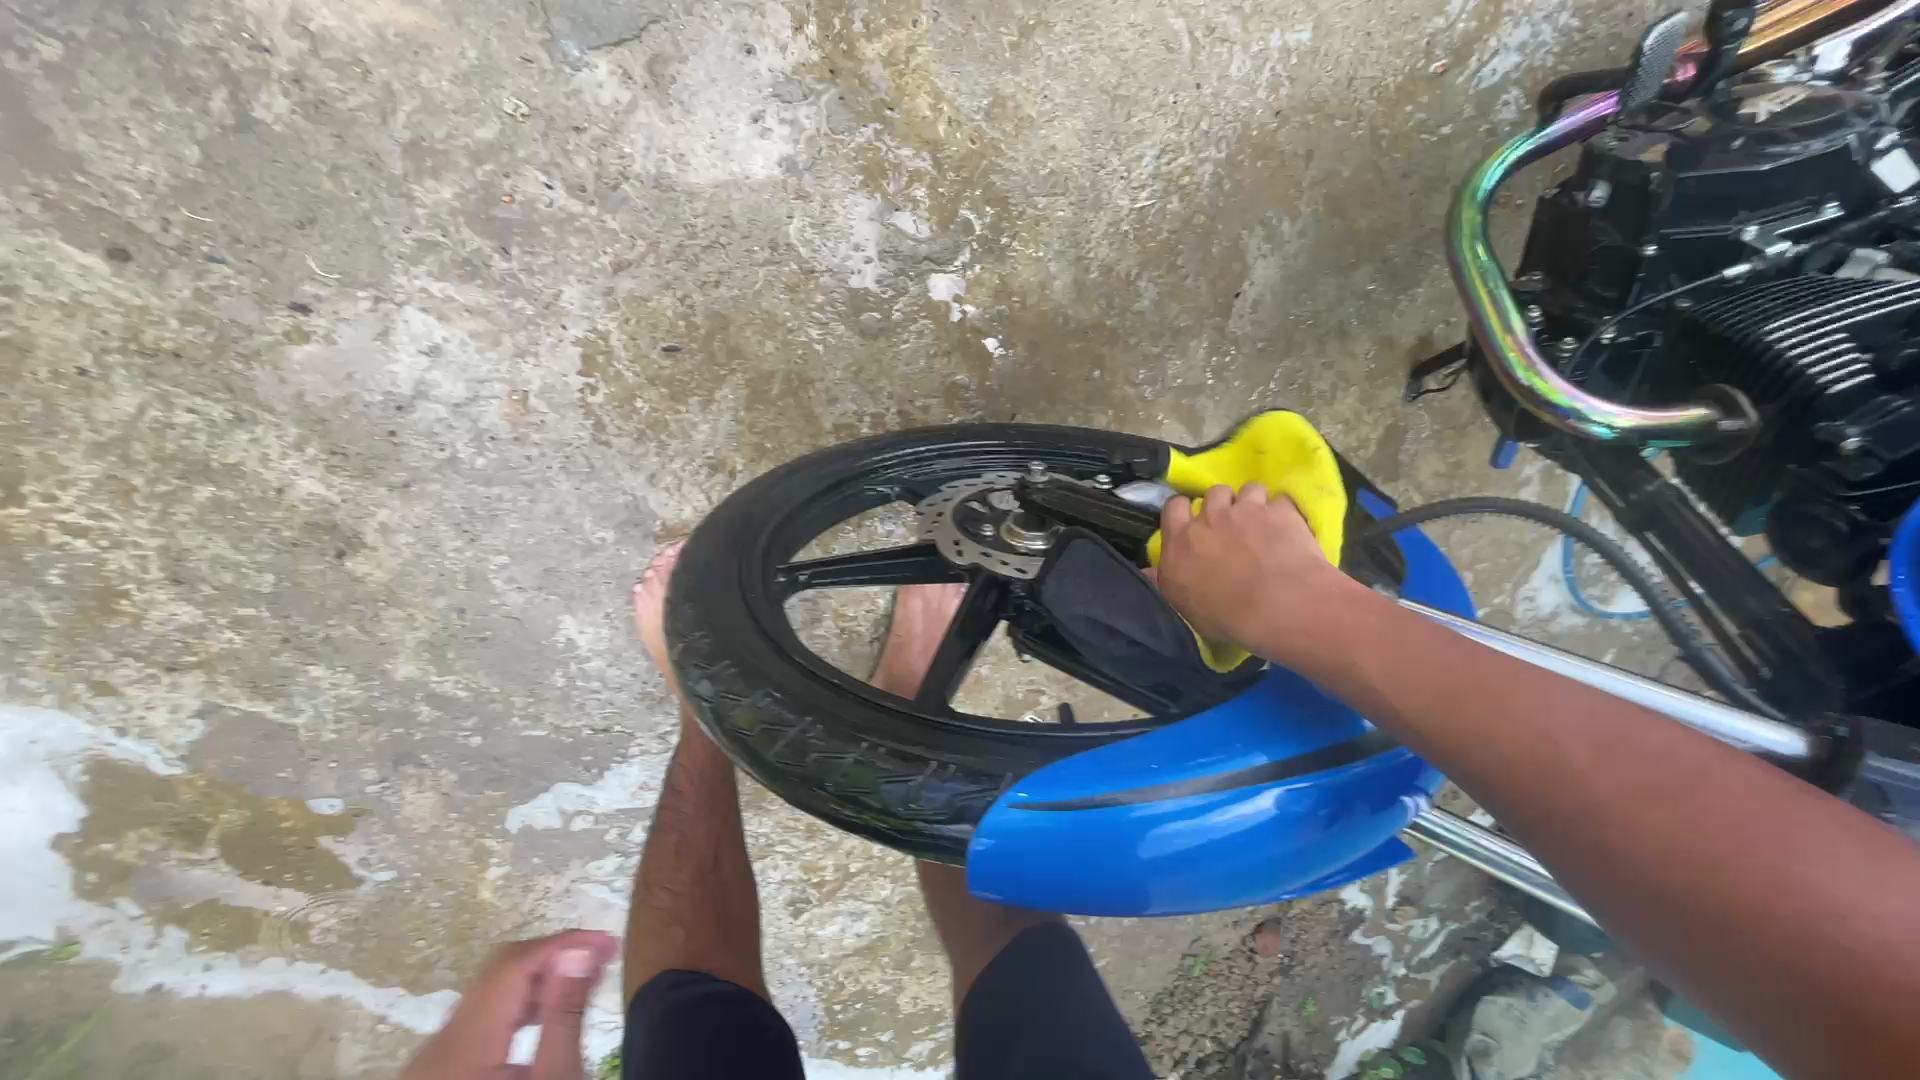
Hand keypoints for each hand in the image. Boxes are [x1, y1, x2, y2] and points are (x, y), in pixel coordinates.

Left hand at [400, 930, 618, 1079]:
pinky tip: (550, 1013)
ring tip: (587, 980)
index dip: (562, 944)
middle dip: (553, 956)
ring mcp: (429, 1064)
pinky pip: (479, 1020)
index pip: (512, 966)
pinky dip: (518, 1006)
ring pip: (487, 995)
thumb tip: (579, 950)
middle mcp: (434, 1048)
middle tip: (604, 958)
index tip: (610, 944)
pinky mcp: (435, 1075)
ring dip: (538, 979)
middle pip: (496, 975)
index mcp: (460, 1049)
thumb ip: (565, 1014)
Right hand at [1155, 483, 1357, 660]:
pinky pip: (1281, 500)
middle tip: (1232, 525)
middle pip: (1213, 493)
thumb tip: (1147, 572)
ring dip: (1253, 502)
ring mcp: (1246, 510)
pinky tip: (1289, 528)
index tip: (1194, 522)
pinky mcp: (1280, 511)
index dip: (1185, 510)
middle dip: (1222, 504)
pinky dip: (1284, 513)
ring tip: (1262, 522)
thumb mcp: (1182, 606)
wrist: (1277, 607)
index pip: (1174, 507)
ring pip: (1248, 489)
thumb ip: (1165, 582)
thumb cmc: (1224, 616)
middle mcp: (1210, 518)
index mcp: (1180, 541)